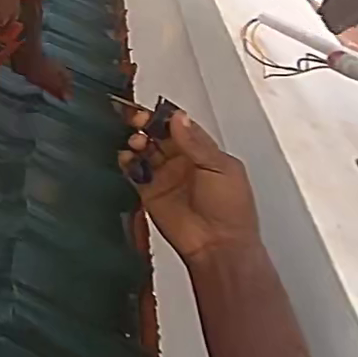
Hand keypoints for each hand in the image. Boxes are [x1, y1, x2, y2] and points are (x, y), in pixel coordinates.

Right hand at [120, 111, 257, 263]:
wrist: (217, 245)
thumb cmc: (229, 209)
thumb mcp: (219, 169)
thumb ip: (195, 143)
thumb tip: (178, 118)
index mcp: (203, 152)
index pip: (180, 126)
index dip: (165, 116)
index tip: (153, 111)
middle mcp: (182, 160)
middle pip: (158, 134)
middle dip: (146, 124)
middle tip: (137, 120)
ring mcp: (165, 175)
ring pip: (144, 149)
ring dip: (137, 141)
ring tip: (136, 142)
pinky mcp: (149, 191)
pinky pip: (134, 170)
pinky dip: (127, 161)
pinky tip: (127, 157)